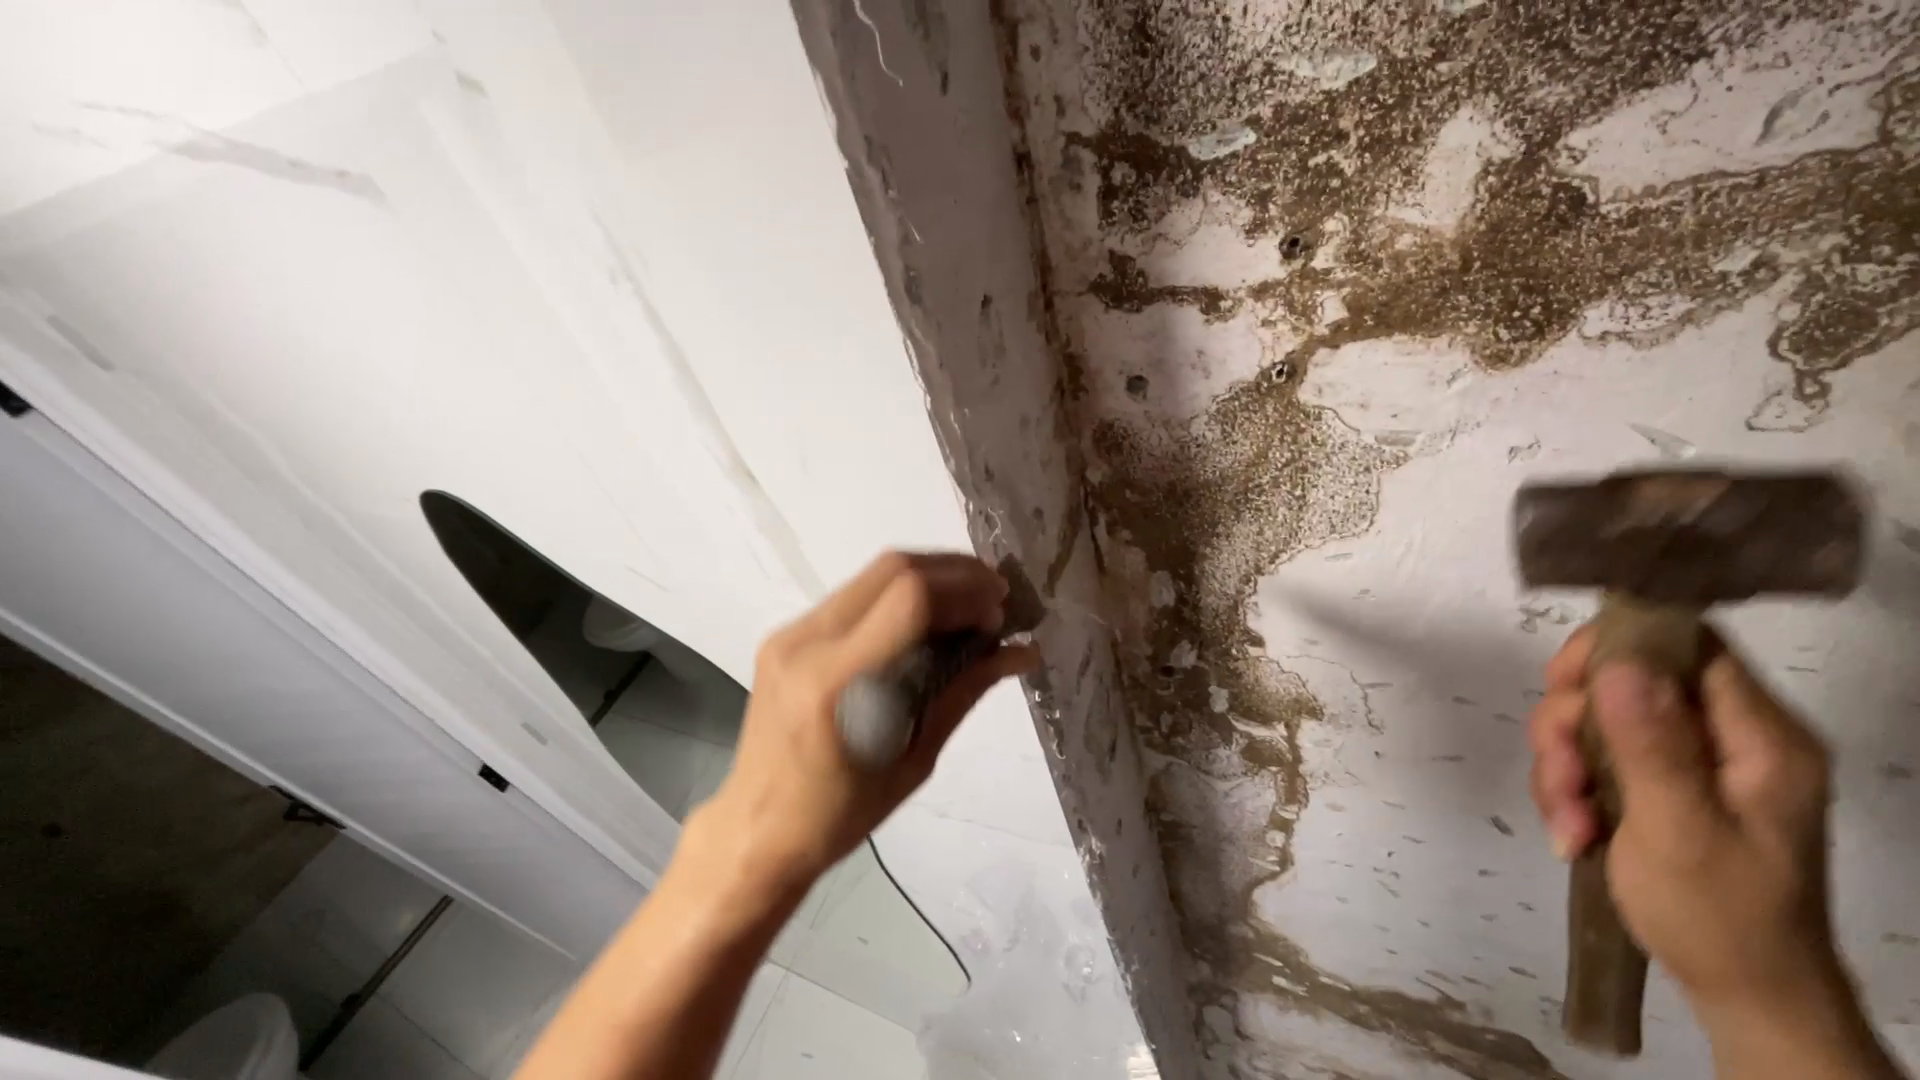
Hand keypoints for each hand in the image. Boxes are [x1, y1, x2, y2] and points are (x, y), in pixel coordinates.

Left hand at [689, 552, 1038, 891]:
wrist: (760, 827)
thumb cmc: (841, 814)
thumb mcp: (915, 759)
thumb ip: (963, 691)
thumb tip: (1020, 651)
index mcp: (835, 681)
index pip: (910, 600)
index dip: (965, 592)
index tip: (1002, 611)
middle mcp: (805, 641)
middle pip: (892, 569)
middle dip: (954, 572)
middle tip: (996, 597)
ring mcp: (789, 633)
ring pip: (872, 575)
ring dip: (929, 577)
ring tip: (970, 604)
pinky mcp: (785, 635)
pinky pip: (852, 596)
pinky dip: (899, 595)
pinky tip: (927, 619)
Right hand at [1528, 624, 1842, 1018]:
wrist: (1742, 995)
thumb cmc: (1720, 916)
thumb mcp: (1680, 830)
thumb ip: (1652, 744)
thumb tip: (1619, 664)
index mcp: (1759, 739)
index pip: (1687, 646)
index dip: (1617, 648)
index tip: (1561, 683)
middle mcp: (1727, 739)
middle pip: (1624, 682)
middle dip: (1571, 725)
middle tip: (1560, 775)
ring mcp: (1691, 763)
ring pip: (1596, 721)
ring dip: (1561, 765)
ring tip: (1566, 822)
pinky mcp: (1658, 787)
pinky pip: (1593, 758)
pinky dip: (1568, 789)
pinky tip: (1572, 832)